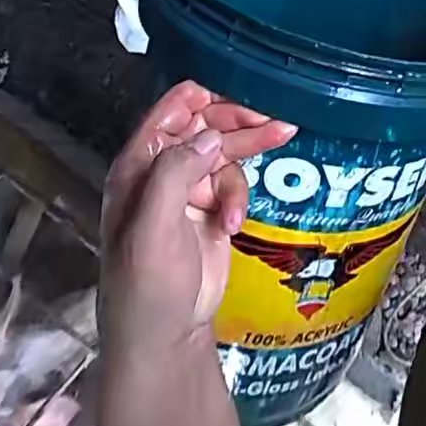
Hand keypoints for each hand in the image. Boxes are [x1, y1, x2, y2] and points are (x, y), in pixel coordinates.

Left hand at [100, 81, 296, 358]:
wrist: (166, 336)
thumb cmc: (147, 284)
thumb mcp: (153, 227)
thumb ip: (175, 173)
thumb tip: (210, 136)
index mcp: (140, 163)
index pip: (172, 110)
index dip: (204, 96)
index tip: (240, 88)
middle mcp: (164, 168)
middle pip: (207, 124)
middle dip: (239, 118)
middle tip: (271, 115)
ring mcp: (190, 186)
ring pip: (227, 148)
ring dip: (252, 145)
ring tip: (284, 134)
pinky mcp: (212, 205)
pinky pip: (235, 180)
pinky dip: (241, 195)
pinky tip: (237, 220)